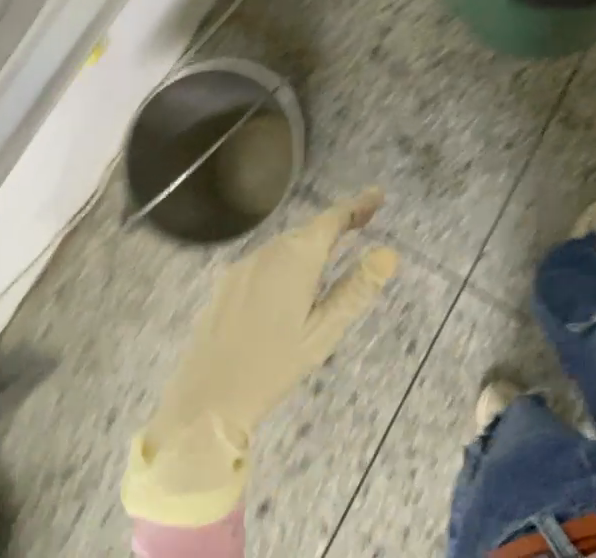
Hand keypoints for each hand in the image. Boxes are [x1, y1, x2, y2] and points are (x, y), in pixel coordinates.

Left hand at [123, 190, 398, 526]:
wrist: (206, 400)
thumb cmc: (273, 366)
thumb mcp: (324, 332)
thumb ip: (356, 289)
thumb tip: (389, 253)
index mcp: (295, 258)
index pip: (332, 219)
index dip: (358, 205)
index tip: (378, 195)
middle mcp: (267, 252)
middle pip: (309, 230)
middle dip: (337, 224)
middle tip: (365, 221)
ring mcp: (242, 267)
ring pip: (286, 246)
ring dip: (312, 244)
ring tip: (335, 251)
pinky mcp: (226, 284)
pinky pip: (266, 261)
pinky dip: (288, 261)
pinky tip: (293, 283)